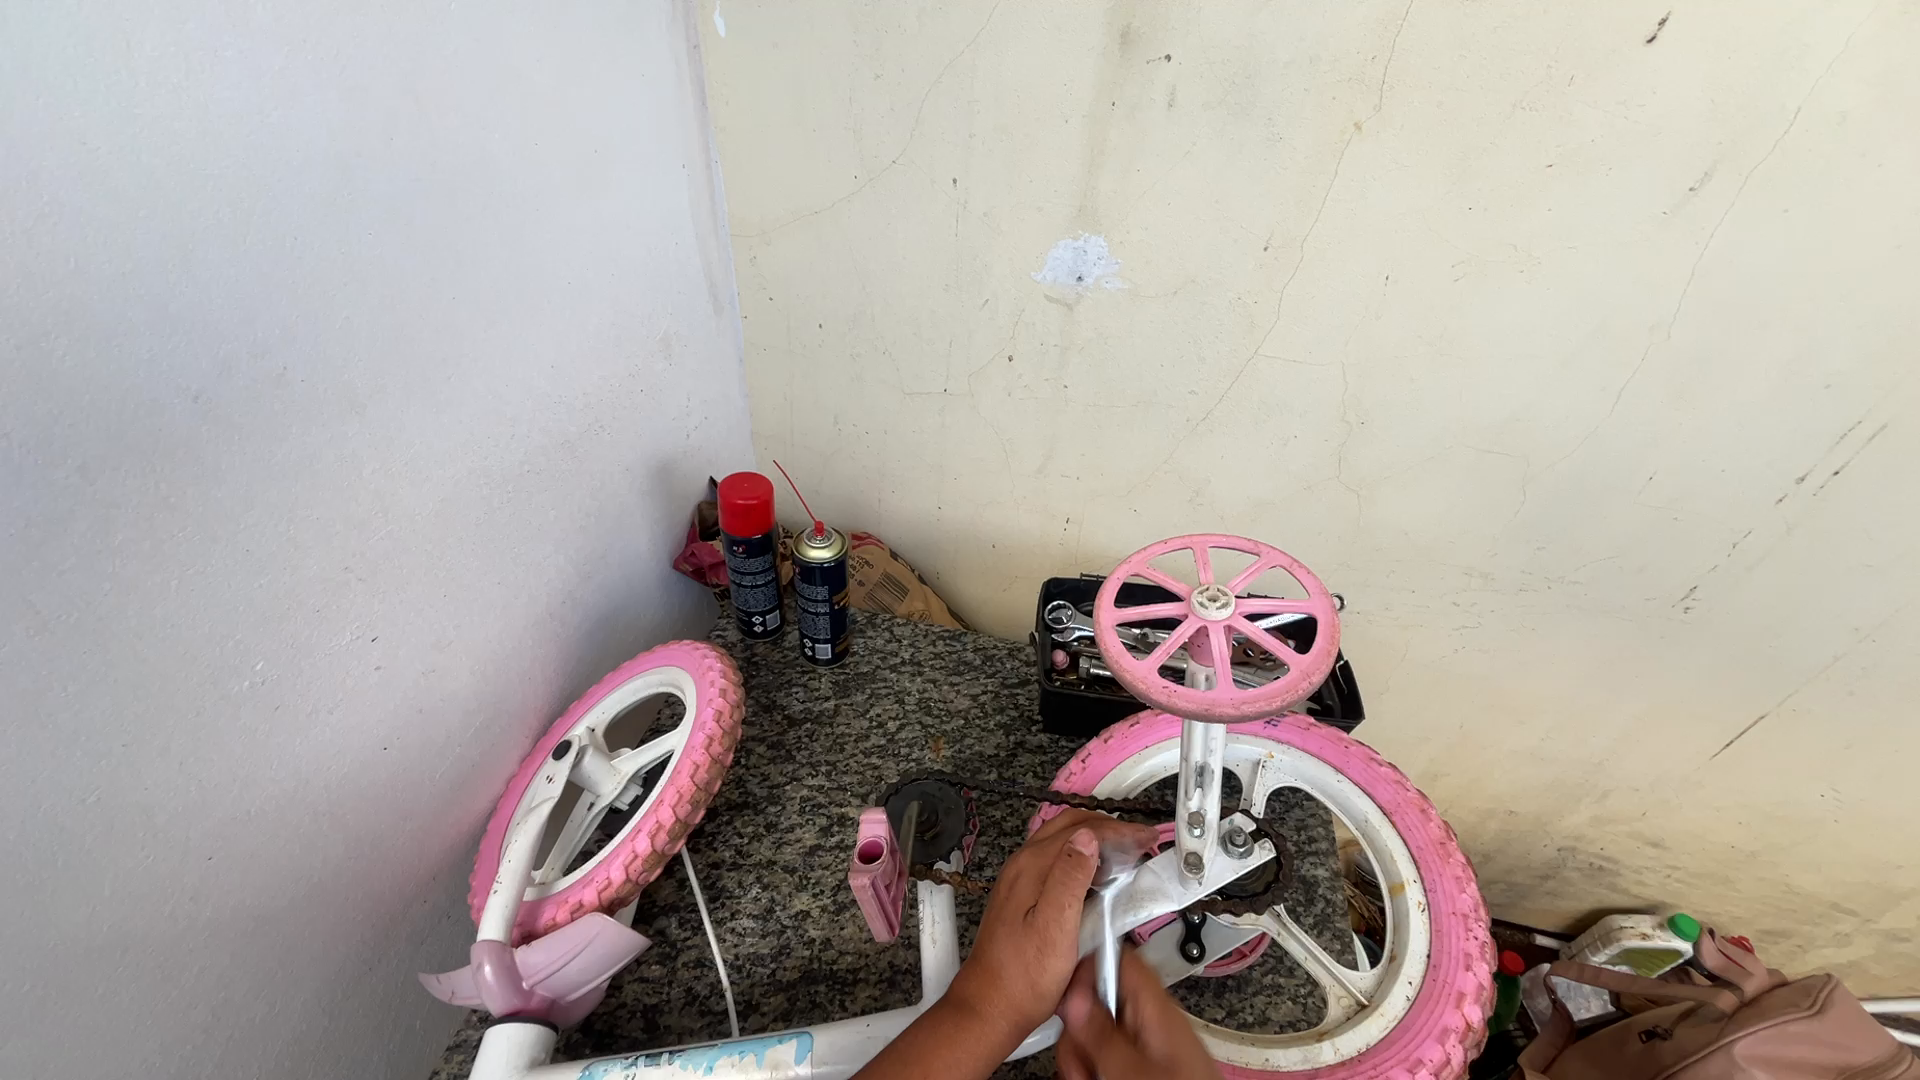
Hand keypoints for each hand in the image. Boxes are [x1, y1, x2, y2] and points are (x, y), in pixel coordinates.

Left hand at [943, 809, 1158, 1041]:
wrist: (991, 1007)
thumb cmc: (1023, 978)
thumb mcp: (1054, 928)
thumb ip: (1070, 878)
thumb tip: (1088, 838)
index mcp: (1032, 867)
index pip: (1080, 830)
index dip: (1117, 830)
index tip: (1144, 838)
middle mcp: (1022, 865)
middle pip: (1068, 825)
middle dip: (1107, 826)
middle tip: (1138, 840)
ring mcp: (1020, 879)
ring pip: (1061, 840)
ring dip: (1094, 839)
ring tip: (1123, 854)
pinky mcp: (1022, 895)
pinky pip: (1055, 859)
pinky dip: (1081, 857)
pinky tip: (1096, 877)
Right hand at [1057, 948, 1222, 1079]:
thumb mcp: (1132, 1069)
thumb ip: (1101, 1029)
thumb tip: (1072, 992)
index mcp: (1154, 1003)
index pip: (1116, 954)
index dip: (1086, 967)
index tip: (1068, 999)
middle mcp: (1151, 1015)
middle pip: (1099, 995)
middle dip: (1080, 1027)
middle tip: (1081, 1059)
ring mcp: (1148, 1038)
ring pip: (1100, 1025)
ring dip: (1084, 1051)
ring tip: (1088, 1076)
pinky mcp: (1146, 1059)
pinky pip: (1110, 1047)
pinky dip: (1096, 1063)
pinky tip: (1095, 1077)